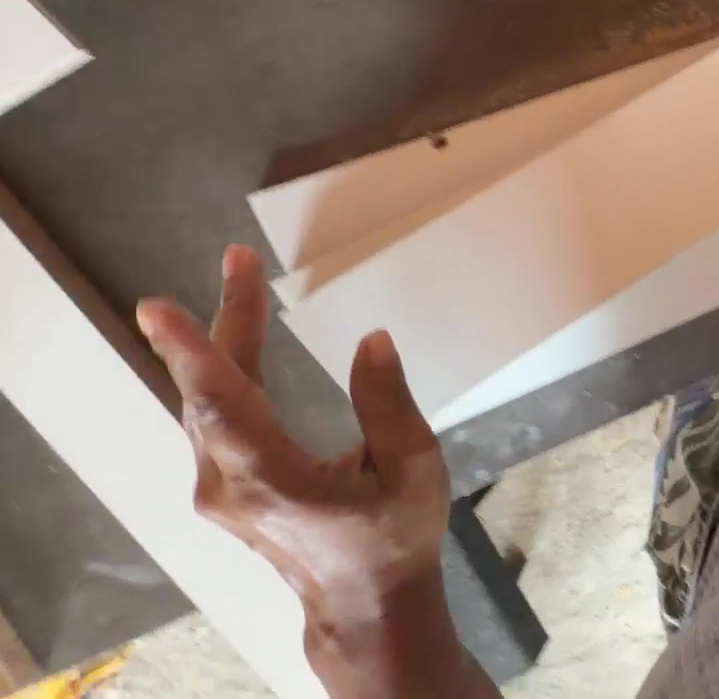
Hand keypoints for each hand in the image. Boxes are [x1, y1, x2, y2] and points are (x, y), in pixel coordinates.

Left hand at [136, 246, 448, 623]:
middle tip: (238, 261)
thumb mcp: (412, 466)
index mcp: (272, 478)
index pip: (223, 405)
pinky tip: (239, 351)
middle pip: (210, 394)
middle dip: (220, 325)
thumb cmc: (397, 533)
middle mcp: (227, 483)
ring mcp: (221, 489)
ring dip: (221, 346)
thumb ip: (388, 403)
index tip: (161, 307)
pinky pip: (216, 422)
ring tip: (243, 291)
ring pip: (207, 407)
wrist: (367, 601)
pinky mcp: (230, 489)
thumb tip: (372, 339)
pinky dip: (225, 376)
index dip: (195, 352)